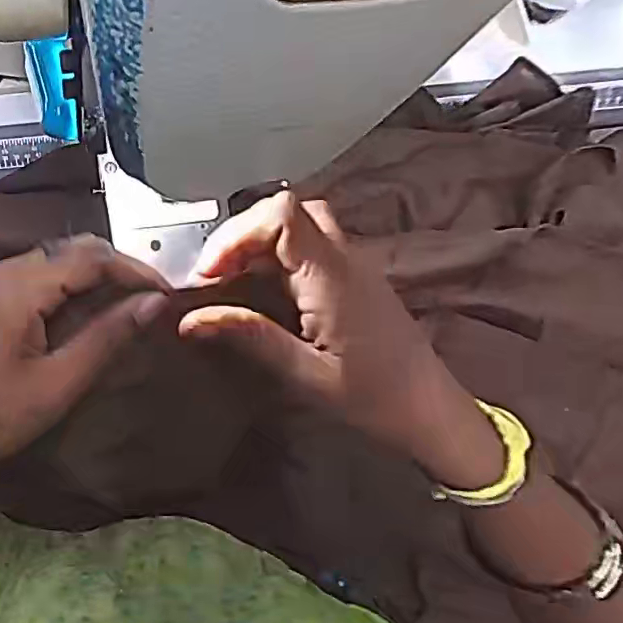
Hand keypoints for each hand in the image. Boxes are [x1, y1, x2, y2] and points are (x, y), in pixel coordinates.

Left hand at [0, 235, 169, 496]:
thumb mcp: (60, 380)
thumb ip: (108, 335)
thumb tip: (154, 303)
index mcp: (18, 286)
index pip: (91, 257)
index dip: (135, 270)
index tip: (167, 292)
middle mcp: (3, 271)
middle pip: (74, 249)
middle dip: (118, 268)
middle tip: (153, 297)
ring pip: (58, 259)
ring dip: (96, 275)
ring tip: (131, 303)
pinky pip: (40, 275)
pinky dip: (72, 285)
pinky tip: (92, 309)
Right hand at [178, 191, 502, 486]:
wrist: (432, 412)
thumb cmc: (376, 399)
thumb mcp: (306, 375)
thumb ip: (251, 338)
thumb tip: (191, 320)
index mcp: (333, 277)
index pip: (282, 215)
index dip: (236, 235)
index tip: (209, 274)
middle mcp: (345, 259)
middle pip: (287, 210)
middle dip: (239, 236)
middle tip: (214, 277)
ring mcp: (352, 264)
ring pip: (298, 223)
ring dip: (256, 244)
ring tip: (231, 281)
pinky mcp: (352, 278)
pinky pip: (307, 245)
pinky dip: (273, 257)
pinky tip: (260, 291)